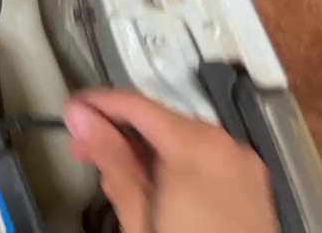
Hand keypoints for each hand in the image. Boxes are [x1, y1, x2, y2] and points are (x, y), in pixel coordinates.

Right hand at [64, 89, 276, 232]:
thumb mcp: (139, 218)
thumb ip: (111, 158)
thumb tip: (80, 116)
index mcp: (198, 147)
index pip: (136, 106)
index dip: (96, 103)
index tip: (68, 112)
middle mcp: (227, 147)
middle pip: (159, 121)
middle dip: (117, 131)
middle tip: (81, 149)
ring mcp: (245, 169)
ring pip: (179, 139)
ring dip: (141, 149)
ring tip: (110, 174)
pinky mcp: (253, 192)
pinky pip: (201, 160)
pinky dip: (170, 164)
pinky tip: (147, 185)